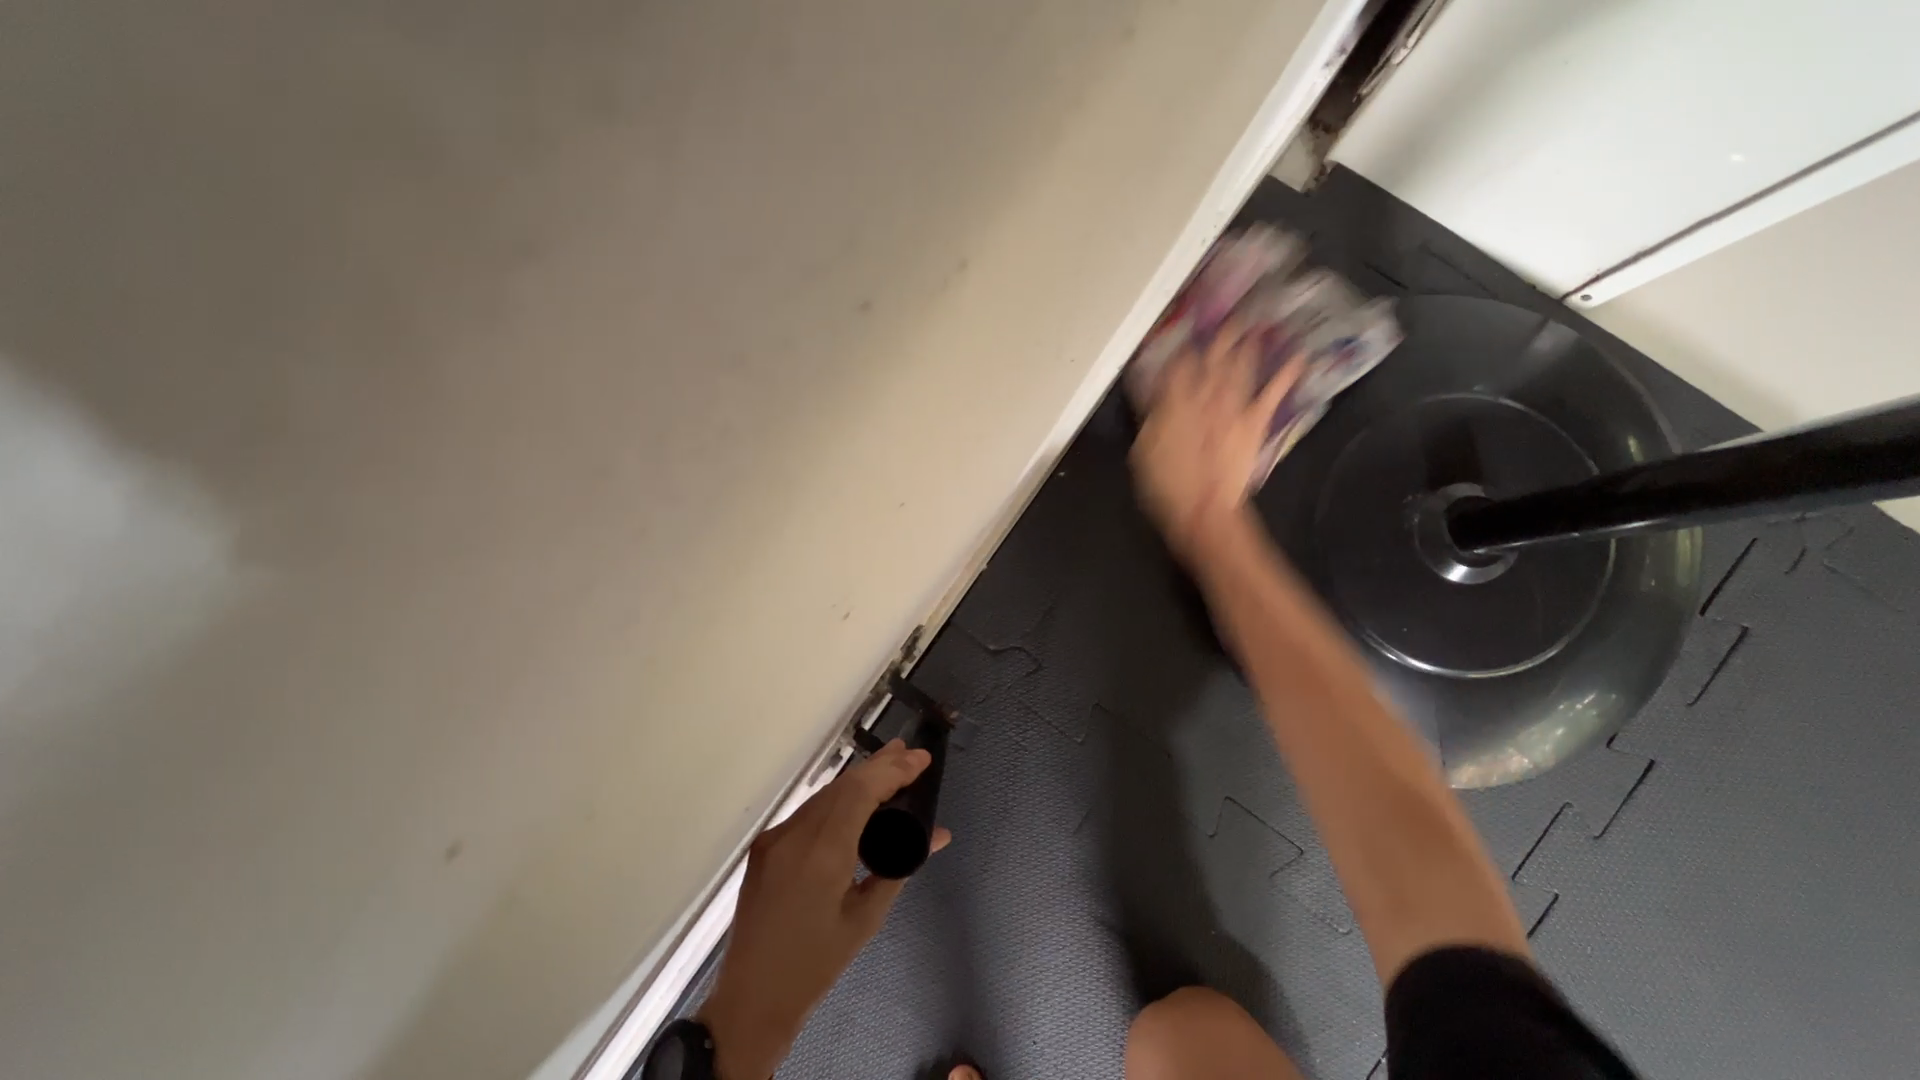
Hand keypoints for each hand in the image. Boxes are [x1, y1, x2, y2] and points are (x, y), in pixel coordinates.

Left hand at [697, 740, 950, 1078]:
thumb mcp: (865, 919)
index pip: (859, 791)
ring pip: (823, 797)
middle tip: (911, 755)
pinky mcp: (765, 850)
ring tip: (892, 770)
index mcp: (820, 854)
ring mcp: (774, 840)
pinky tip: (858, 804)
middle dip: (878, 767)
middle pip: (840, 786)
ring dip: (857, 782)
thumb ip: (899, 868)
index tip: (921, 759)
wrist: (752, 999)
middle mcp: (792, 836)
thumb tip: (936, 836)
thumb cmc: (816, 965)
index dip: (892, 770)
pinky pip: (808, 815)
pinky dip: (837, 803)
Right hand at [1130, 322, 1301, 560]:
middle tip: (1227, 309)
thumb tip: (1153, 390)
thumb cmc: (1167, 485)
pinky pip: (1272, 393)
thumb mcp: (1144, 448)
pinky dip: (1287, 373)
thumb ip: (1152, 414)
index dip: (1181, 343)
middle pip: (1211, 357)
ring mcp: (1232, 407)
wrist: (1202, 510)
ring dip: (1248, 342)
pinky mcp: (1254, 422)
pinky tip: (1298, 356)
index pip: (1177, 363)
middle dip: (1219, 332)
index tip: (1183, 329)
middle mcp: (1204, 397)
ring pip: (1240, 366)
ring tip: (1256, 320)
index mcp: (1173, 402)